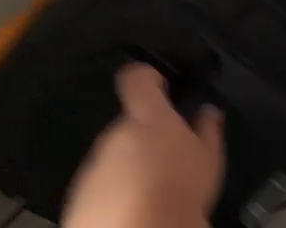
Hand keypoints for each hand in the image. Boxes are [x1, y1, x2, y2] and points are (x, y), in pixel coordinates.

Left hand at [63, 63, 225, 227]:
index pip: (137, 80)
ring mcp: (91, 170)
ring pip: (111, 157)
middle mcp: (114, 138)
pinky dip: (111, 192)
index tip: (156, 82)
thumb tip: (206, 111)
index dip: (145, 76)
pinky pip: (98, 186)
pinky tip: (130, 209)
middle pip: (127, 125)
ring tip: (148, 188)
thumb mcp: (209, 156)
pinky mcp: (75, 201)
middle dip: (143, 135)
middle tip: (164, 155)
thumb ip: (207, 128)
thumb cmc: (181, 189)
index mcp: (148, 119)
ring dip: (126, 164)